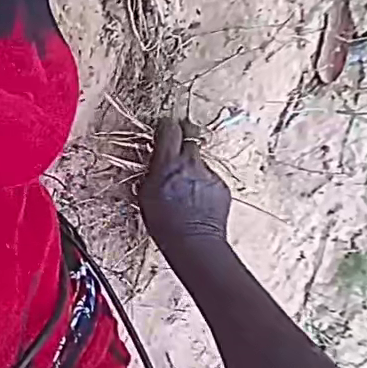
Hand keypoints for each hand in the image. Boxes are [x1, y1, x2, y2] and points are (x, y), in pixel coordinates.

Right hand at [138, 118, 231, 245]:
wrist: (192, 241)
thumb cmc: (164, 222)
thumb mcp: (145, 195)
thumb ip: (152, 173)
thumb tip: (154, 166)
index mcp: (168, 163)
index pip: (169, 130)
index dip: (166, 126)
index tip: (164, 127)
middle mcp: (191, 164)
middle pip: (190, 136)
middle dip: (183, 136)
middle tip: (177, 140)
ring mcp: (209, 175)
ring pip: (199, 161)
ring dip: (191, 167)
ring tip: (183, 184)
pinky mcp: (221, 187)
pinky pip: (209, 178)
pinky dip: (202, 184)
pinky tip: (195, 199)